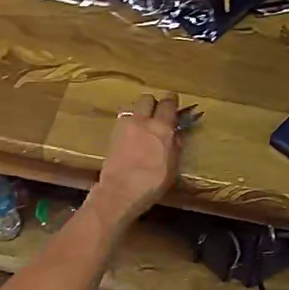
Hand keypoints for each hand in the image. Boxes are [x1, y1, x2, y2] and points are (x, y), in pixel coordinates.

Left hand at [91, 92, 182, 218]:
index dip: (172, 101)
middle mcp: (143, 121)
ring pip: (132, 106)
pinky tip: (132, 133)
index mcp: (162, 128)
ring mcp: (125, 125)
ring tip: (143, 122)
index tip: (174, 103)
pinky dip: (129, 121)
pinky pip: (123, 119)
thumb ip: (175, 146)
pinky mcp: (112, 134)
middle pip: (147, 99)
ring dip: (139, 110)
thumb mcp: (173, 165)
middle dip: (153, 103)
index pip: (169, 103)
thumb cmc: (153, 182)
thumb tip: (175, 135)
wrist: (121, 191)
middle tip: (158, 112)